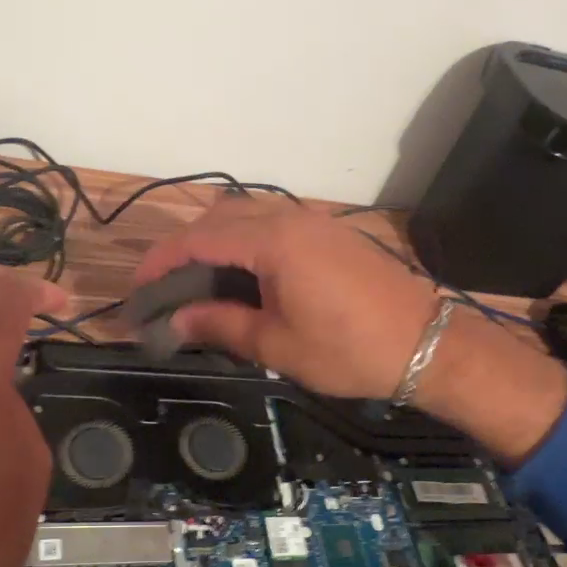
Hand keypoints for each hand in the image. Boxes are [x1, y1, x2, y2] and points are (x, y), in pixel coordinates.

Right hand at [136, 200, 566, 465]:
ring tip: (198, 285)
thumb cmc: (349, 350)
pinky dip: (246, 243)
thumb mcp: (277, 345)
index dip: (162, 262)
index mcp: (273, 241)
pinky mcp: (330, 233)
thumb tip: (174, 322)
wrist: (427, 343)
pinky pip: (273, 224)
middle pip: (219, 218)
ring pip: (247, 217)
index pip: (199, 238)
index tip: (139, 289)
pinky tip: (242, 278)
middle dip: (184, 249)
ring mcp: (314, 221)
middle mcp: (290, 218)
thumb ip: (220, 325)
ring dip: (216, 242)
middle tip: (165, 290)